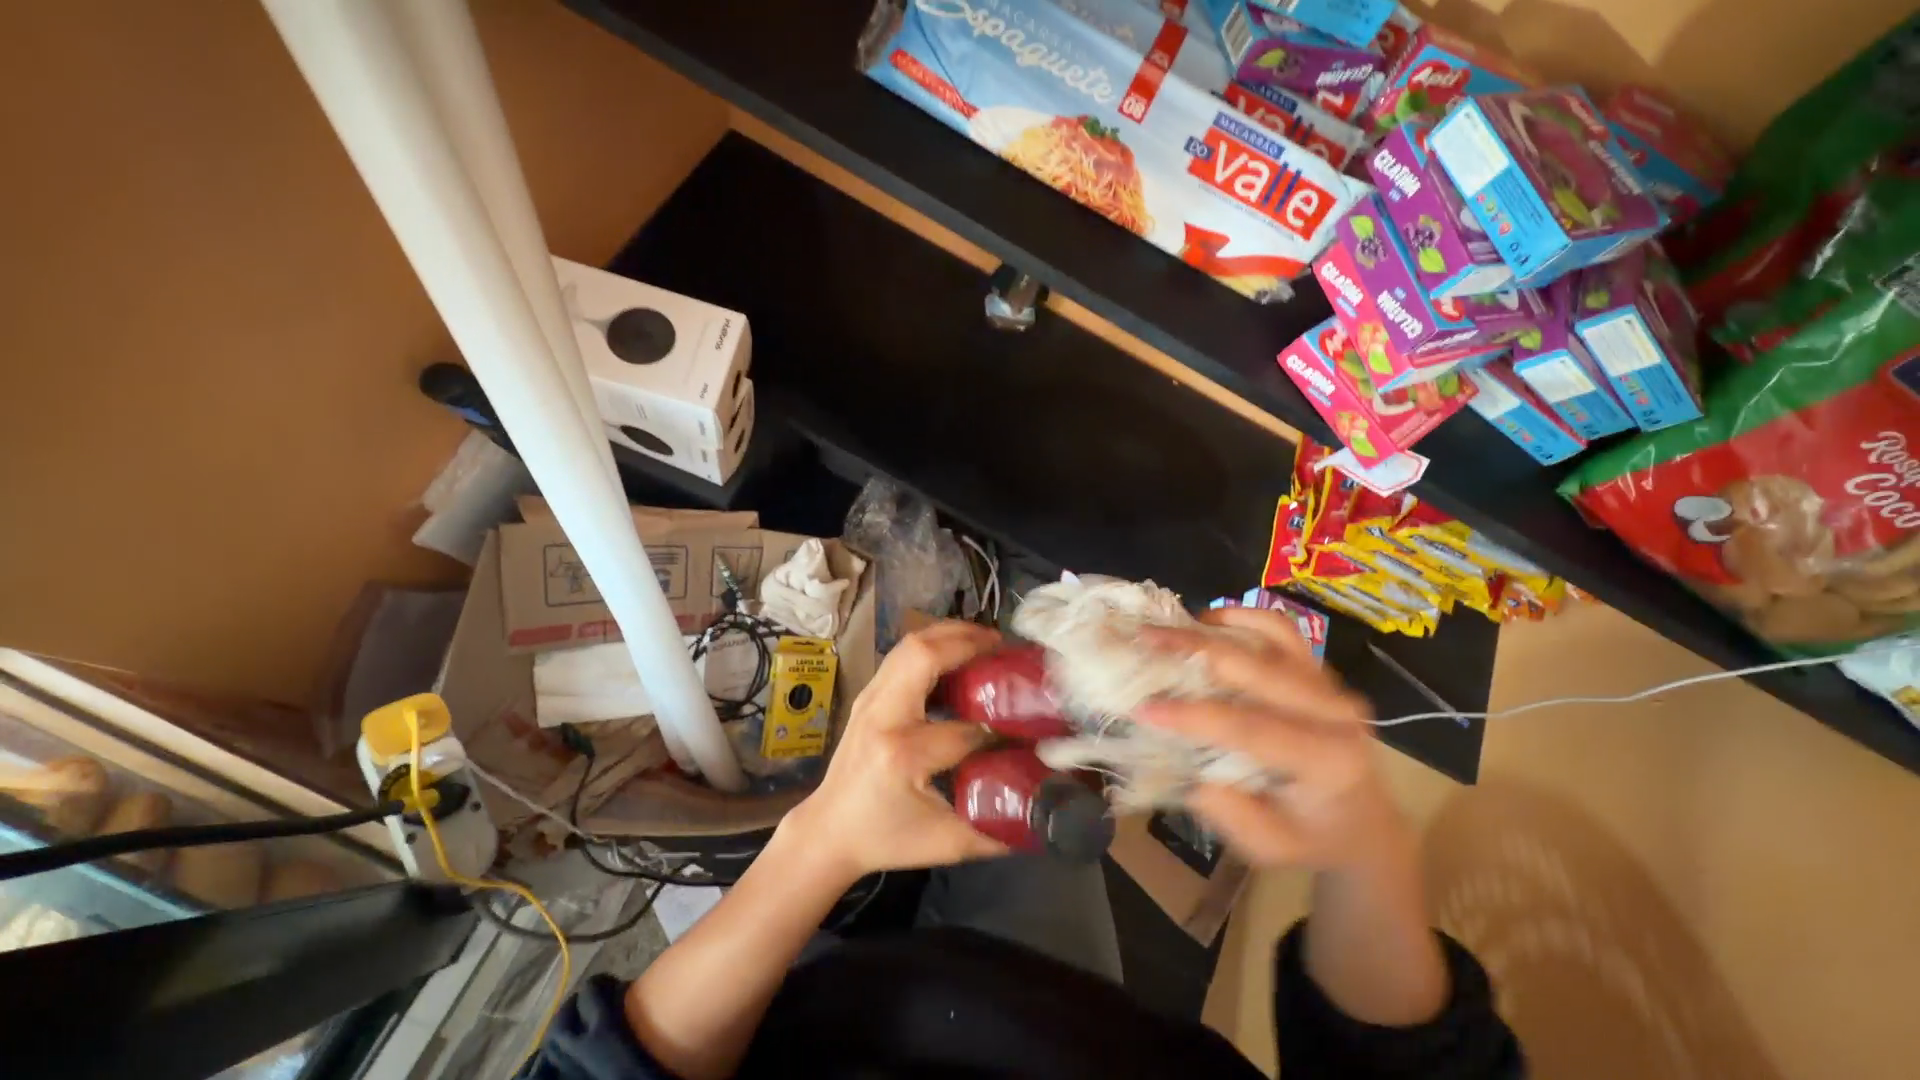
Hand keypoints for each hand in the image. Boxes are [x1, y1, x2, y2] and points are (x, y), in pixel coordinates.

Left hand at [782, 620, 1009, 880]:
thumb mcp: (947, 843)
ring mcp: (870, 700)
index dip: (1001, 730)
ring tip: (988, 641)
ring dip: (950, 635)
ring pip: (910, 646)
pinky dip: (934, 646)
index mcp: (903, 753)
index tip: (1029, 731)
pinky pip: (902, 656)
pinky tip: (960, 654)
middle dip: (968, 642)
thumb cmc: (886, 838)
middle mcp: (883, 716)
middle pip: (924, 655)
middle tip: (1005, 646)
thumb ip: (997, 827)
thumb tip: (1044, 804)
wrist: (829, 831)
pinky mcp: (868, 696)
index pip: (965, 729)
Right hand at [1135, 607, 1409, 870]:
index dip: (1195, 716)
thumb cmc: (1313, 837)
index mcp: (1326, 760)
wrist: (1364, 823)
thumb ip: (1232, 813)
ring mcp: (1331, 686)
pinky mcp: (1320, 671)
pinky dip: (1243, 618)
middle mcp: (1335, 713)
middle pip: (1258, 668)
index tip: (1144, 709)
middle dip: (1194, 651)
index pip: (1252, 728)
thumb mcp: (1272, 847)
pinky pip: (1281, 631)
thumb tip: (1189, 773)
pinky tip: (1208, 621)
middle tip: (1144, 640)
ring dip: (1217, 626)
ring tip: (1171, 625)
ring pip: (1271, 637)